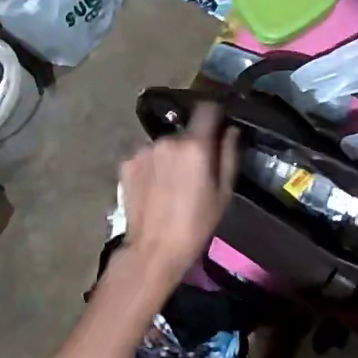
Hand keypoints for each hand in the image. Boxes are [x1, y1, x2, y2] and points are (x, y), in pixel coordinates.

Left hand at [119, 102, 239, 278]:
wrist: (154, 249)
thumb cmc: (197, 223)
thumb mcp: (223, 192)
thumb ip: (228, 155)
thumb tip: (231, 130)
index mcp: (194, 145)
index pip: (206, 109)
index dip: (214, 114)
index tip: (217, 124)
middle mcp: (167, 140)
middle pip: (184, 133)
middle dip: (190, 146)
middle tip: (194, 172)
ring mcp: (143, 151)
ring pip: (163, 147)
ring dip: (169, 157)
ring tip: (171, 185)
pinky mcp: (126, 164)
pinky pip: (145, 158)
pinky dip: (151, 168)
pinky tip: (154, 189)